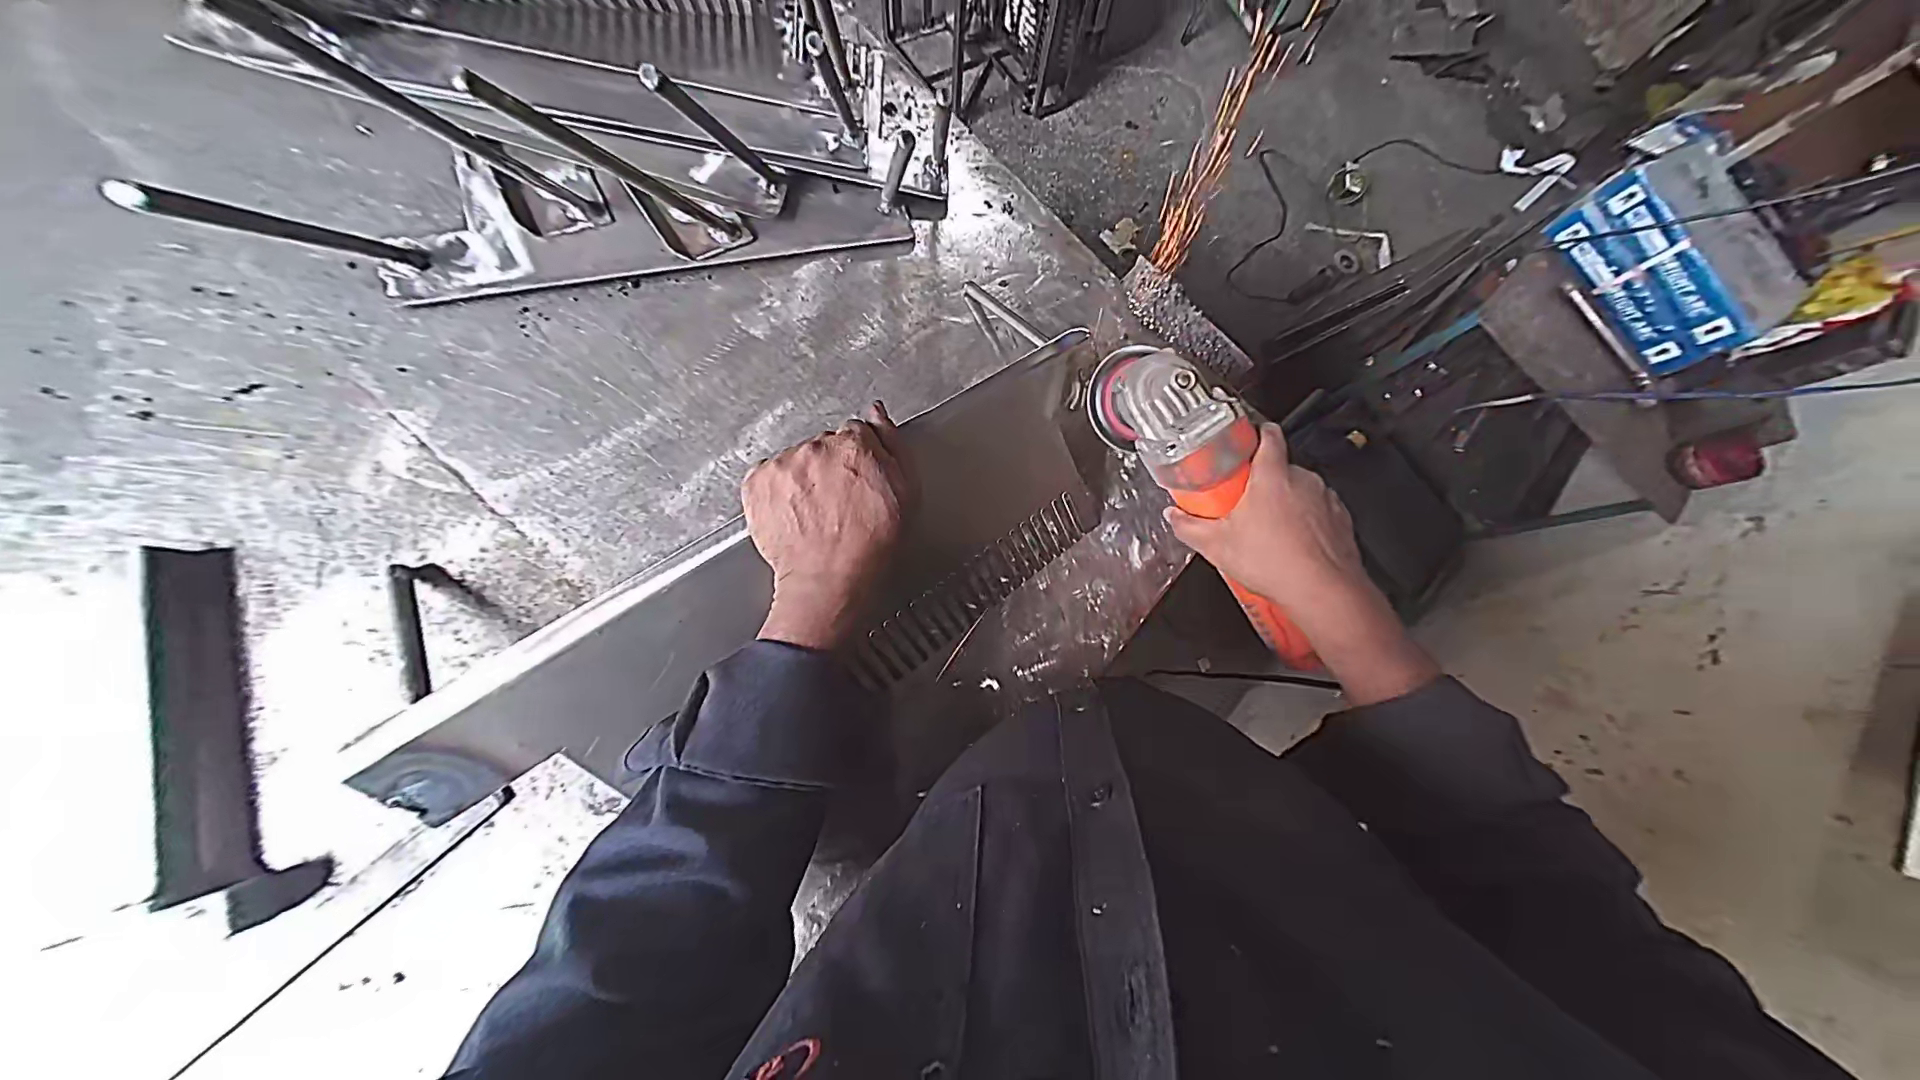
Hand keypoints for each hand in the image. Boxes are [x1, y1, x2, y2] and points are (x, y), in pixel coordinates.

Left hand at [745, 401, 912, 649]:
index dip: (859, 460)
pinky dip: (778, 492)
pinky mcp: (758, 483)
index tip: (858, 481)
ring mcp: (784, 464)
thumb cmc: (870, 545)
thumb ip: (892, 443)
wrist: (828, 580)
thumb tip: (877, 413)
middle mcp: (816, 447)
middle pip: (823, 445)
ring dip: (803, 479)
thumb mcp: (906, 492)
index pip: (854, 433)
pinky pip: (768, 476)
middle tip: (839, 504)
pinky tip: (795, 515)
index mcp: (855, 444)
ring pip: (796, 460)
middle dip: (830, 467)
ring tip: (816, 514)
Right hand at [1164, 423, 1438, 705]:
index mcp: (1272, 476)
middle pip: (1278, 467)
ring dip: (1283, 502)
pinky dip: (1303, 522)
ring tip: (1264, 529)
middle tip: (1241, 501)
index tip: (1242, 440)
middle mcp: (1303, 480)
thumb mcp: (1216, 545)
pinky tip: (1287, 543)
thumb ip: (1189, 526)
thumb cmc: (1277, 564)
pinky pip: (1316, 511)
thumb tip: (1175, 516)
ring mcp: (1324, 499)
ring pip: (1298, 490)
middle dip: (1260, 481)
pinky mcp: (1339, 519)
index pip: (1268, 435)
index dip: (1255, 432)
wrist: (1322, 590)